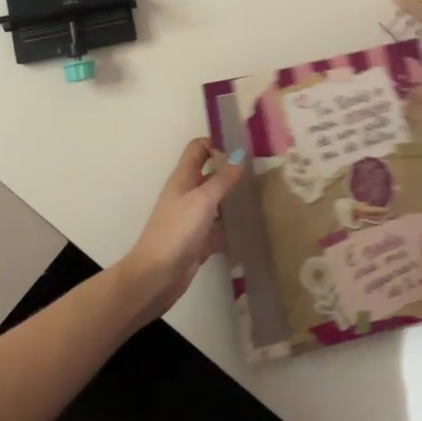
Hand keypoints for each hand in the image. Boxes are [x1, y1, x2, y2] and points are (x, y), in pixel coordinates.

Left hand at [115, 138, 246, 326]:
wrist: (157, 276)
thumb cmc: (177, 231)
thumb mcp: (202, 200)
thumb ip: (222, 178)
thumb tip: (241, 153)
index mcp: (183, 178)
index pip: (198, 148)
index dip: (217, 144)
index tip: (243, 149)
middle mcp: (187, 194)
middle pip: (210, 174)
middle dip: (233, 172)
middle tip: (262, 172)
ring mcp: (193, 219)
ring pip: (218, 202)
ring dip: (235, 199)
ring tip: (264, 197)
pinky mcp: (200, 241)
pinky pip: (220, 228)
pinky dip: (233, 227)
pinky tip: (254, 227)